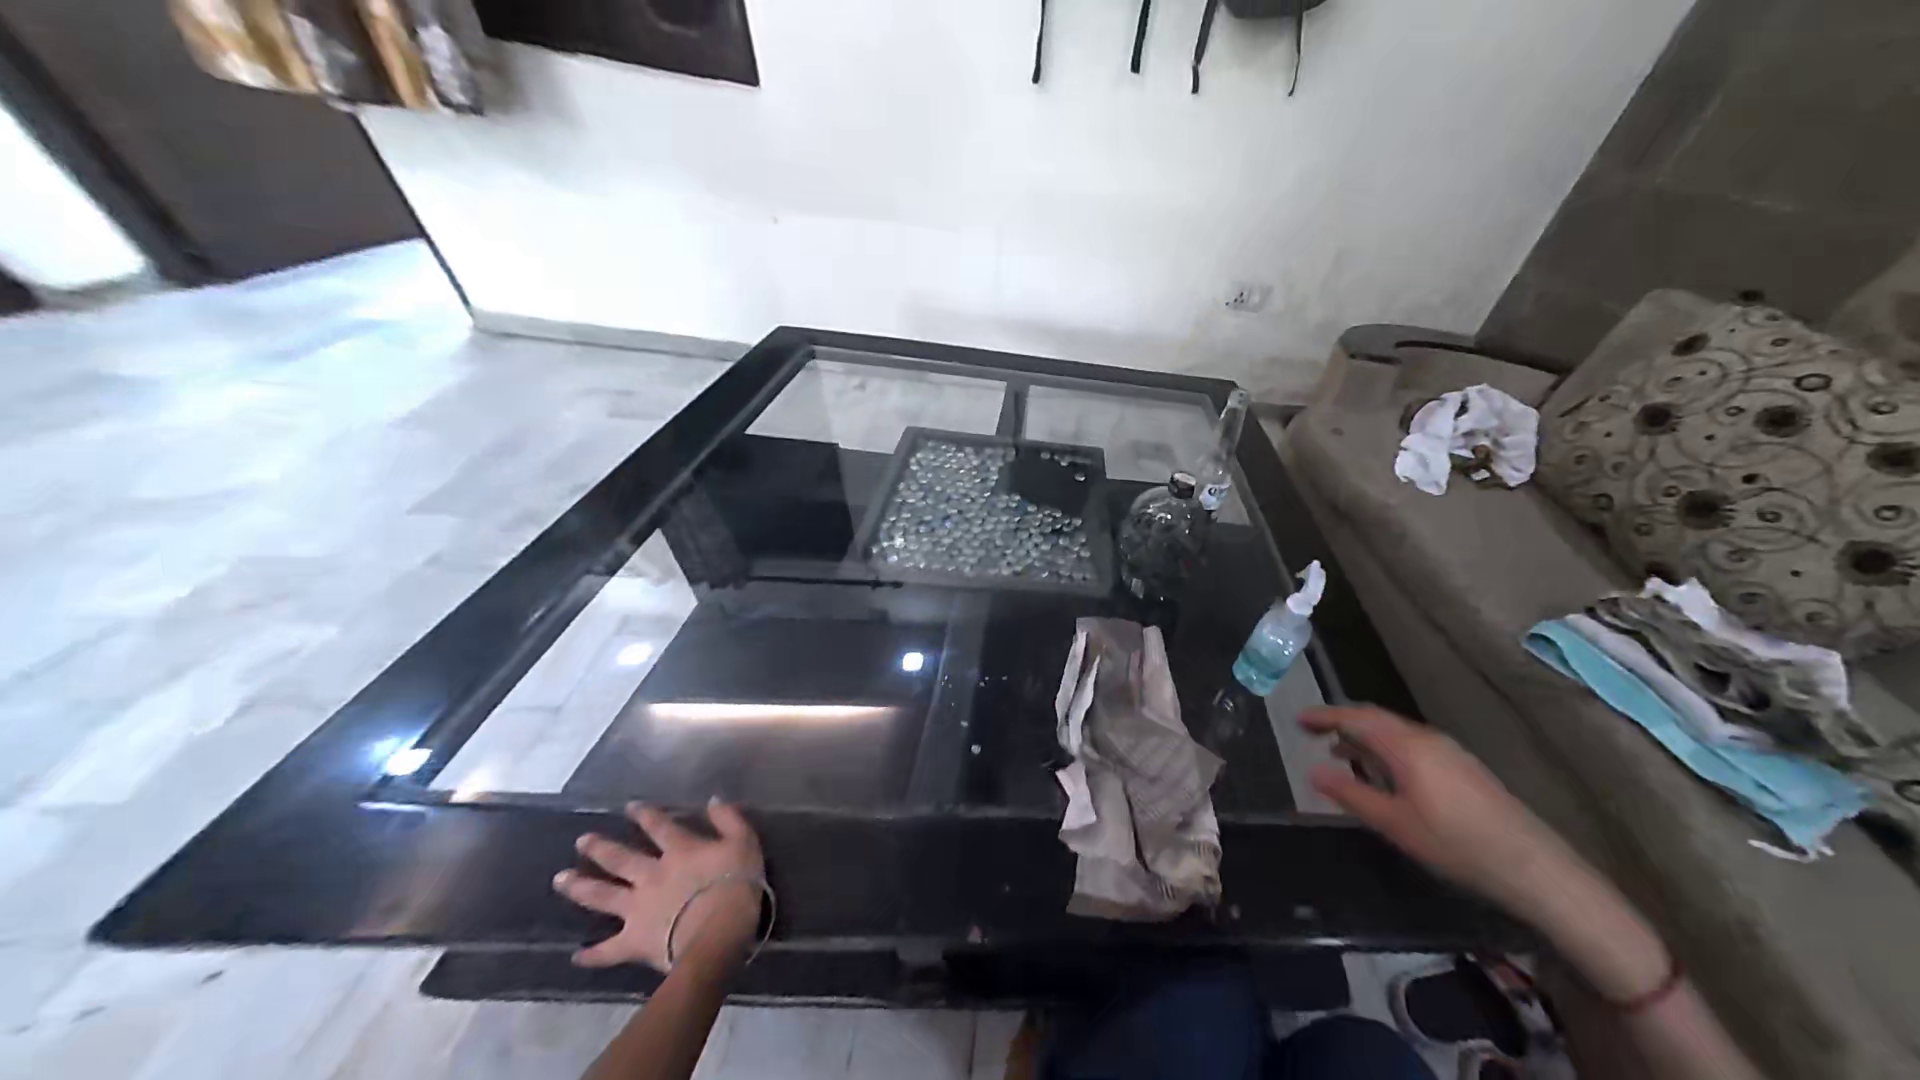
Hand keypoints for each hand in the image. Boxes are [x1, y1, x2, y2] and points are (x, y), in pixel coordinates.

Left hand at [553, 798, 763, 970]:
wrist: (718, 933)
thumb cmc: (737, 884)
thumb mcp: (744, 842)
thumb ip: (729, 818)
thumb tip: (713, 799)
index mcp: (679, 851)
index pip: (658, 826)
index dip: (644, 814)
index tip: (630, 806)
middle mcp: (651, 875)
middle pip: (620, 858)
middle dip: (599, 848)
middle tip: (580, 841)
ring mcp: (638, 908)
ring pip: (603, 895)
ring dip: (580, 887)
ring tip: (560, 879)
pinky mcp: (633, 941)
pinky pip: (608, 950)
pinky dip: (592, 954)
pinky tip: (576, 956)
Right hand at [1299, 705, 1573, 911]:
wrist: (1535, 868)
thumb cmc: (1455, 843)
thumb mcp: (1394, 823)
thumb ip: (1351, 794)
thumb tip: (1312, 771)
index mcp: (1407, 746)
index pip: (1357, 719)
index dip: (1325, 716)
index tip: (1298, 719)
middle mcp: (1428, 740)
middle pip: (1377, 719)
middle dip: (1342, 722)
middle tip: (1313, 730)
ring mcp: (1450, 753)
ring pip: (1396, 733)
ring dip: (1365, 738)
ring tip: (1339, 753)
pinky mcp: (1463, 769)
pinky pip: (1413, 746)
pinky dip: (1386, 749)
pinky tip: (1383, 773)